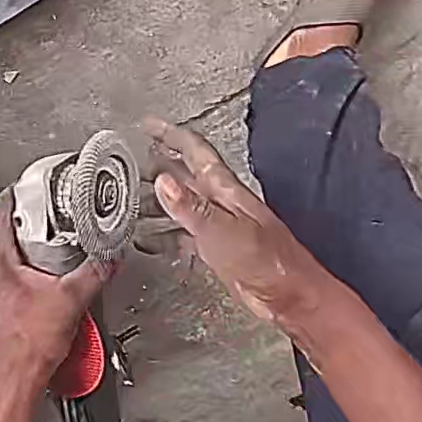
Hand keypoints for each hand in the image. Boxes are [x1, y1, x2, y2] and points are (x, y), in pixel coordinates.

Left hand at [0, 190, 113, 397]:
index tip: (31, 190)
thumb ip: (94, 271)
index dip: (16, 195)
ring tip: (39, 241)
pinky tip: (30, 274)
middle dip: (20, 219)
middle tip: (43, 214)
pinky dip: (9, 266)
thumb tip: (109, 256)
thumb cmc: (31, 347)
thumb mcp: (72, 299)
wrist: (16, 382)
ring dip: (14, 243)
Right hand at [143, 117, 330, 326]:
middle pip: (183, 174)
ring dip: (156, 200)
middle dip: (157, 165)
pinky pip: (182, 235)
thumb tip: (163, 182)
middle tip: (130, 162)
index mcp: (223, 188)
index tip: (148, 125)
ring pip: (180, 204)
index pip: (193, 150)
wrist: (290, 295)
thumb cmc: (267, 261)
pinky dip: (163, 234)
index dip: (169, 134)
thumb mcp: (223, 229)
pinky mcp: (215, 248)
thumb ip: (190, 206)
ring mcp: (217, 224)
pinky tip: (148, 239)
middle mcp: (219, 201)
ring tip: (131, 200)